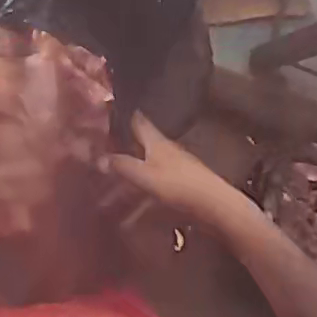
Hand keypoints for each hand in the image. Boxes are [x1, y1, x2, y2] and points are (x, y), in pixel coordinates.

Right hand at [100, 114, 239, 222]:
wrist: (218, 207)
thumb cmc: (180, 186)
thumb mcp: (145, 176)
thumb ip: (122, 165)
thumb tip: (98, 157)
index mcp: (157, 140)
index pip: (138, 119)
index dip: (124, 112)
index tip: (107, 108)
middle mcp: (167, 147)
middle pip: (144, 138)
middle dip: (127, 138)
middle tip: (105, 141)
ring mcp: (178, 163)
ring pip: (152, 155)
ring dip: (137, 158)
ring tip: (119, 164)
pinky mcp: (185, 180)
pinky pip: (160, 172)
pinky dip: (147, 174)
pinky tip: (140, 185)